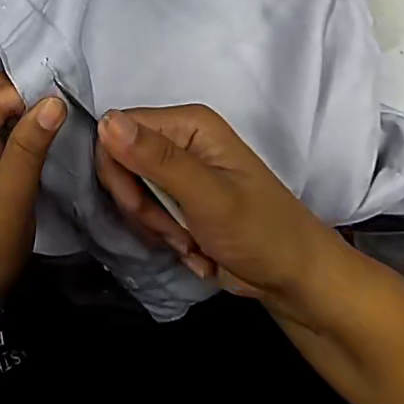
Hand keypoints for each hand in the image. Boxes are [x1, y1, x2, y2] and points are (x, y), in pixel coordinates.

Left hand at [0, 67, 66, 330]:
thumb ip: (29, 148)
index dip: (25, 100)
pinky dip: (12, 128)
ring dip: (16, 113)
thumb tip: (54, 100)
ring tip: (38, 141)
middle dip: (17, 99)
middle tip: (44, 129)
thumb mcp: (10, 203)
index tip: (58, 115)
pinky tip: (28, 148)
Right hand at [94, 104, 342, 308]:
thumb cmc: (262, 233)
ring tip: (188, 241)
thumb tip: (106, 121)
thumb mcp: (208, 196)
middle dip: (139, 204)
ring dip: (153, 225)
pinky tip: (192, 247)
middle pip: (120, 161)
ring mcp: (177, 169)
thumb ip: (157, 159)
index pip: (116, 129)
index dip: (119, 169)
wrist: (297, 282)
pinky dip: (162, 234)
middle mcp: (179, 138)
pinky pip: (143, 211)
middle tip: (172, 230)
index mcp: (189, 123)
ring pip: (129, 190)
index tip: (140, 206)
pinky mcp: (177, 197)